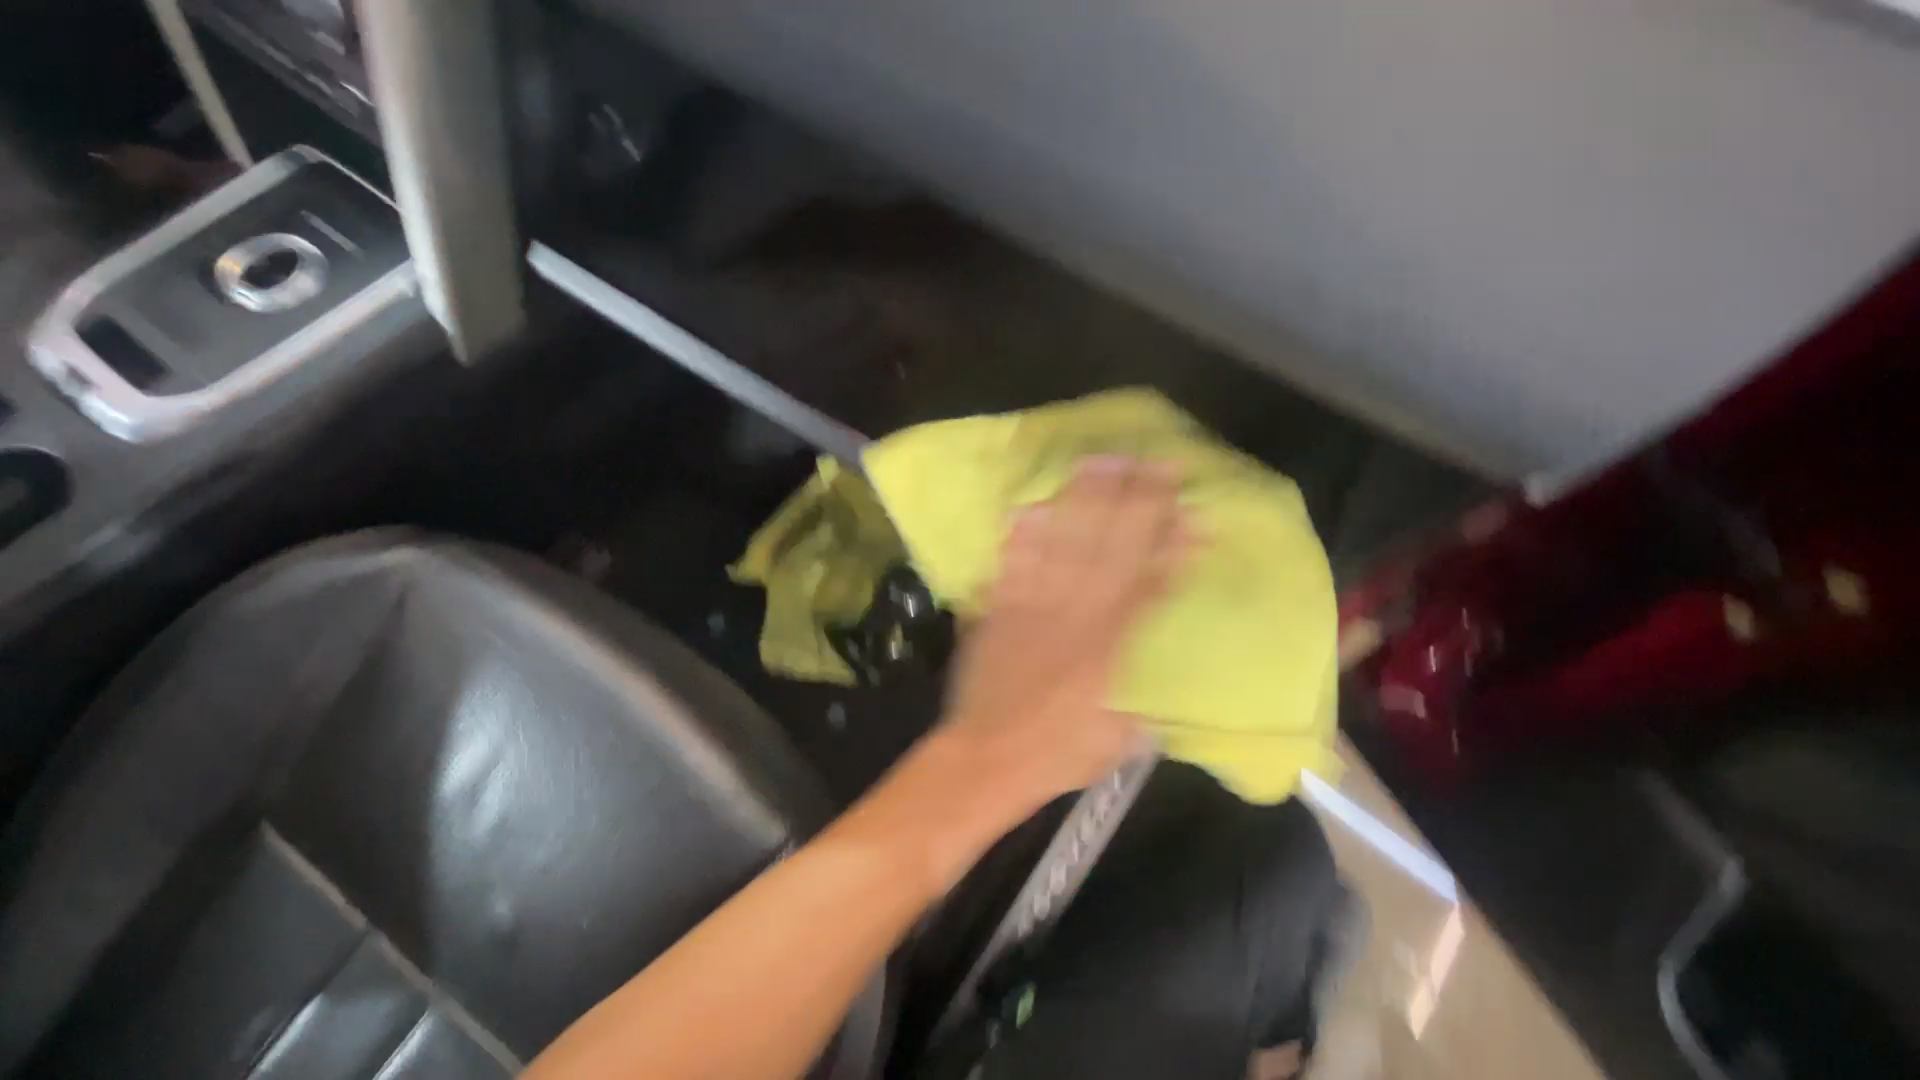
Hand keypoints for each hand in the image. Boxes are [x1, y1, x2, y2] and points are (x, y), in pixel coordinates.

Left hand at [865, 456, 1188, 887]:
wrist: (984, 758)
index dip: (1174, 551)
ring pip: (1063, 544)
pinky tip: (1034, 505)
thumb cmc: (1055, 755)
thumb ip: (1135, 707)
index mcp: (1108, 647)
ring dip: (1085, 501)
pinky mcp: (998, 609)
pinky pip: (1013, 563)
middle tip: (1158, 464)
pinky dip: (1024, 534)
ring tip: (1103, 462)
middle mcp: (1073, 616)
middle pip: (1110, 549)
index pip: (1149, 587)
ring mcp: (1031, 607)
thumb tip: (1148, 697)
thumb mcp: (1116, 738)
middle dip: (1137, 504)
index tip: (1196, 518)